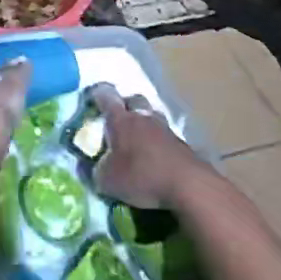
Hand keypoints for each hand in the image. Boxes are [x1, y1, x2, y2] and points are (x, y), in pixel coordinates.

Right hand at [92, 83, 211, 209]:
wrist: (188, 184)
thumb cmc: (141, 176)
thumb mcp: (108, 180)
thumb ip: (96, 171)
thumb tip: (92, 168)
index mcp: (120, 119)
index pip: (105, 95)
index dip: (97, 94)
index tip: (92, 98)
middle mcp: (142, 116)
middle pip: (133, 99)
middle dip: (125, 105)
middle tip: (118, 119)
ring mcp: (165, 128)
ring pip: (152, 115)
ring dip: (144, 122)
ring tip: (138, 138)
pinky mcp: (182, 144)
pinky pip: (165, 135)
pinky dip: (159, 141)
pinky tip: (156, 155)